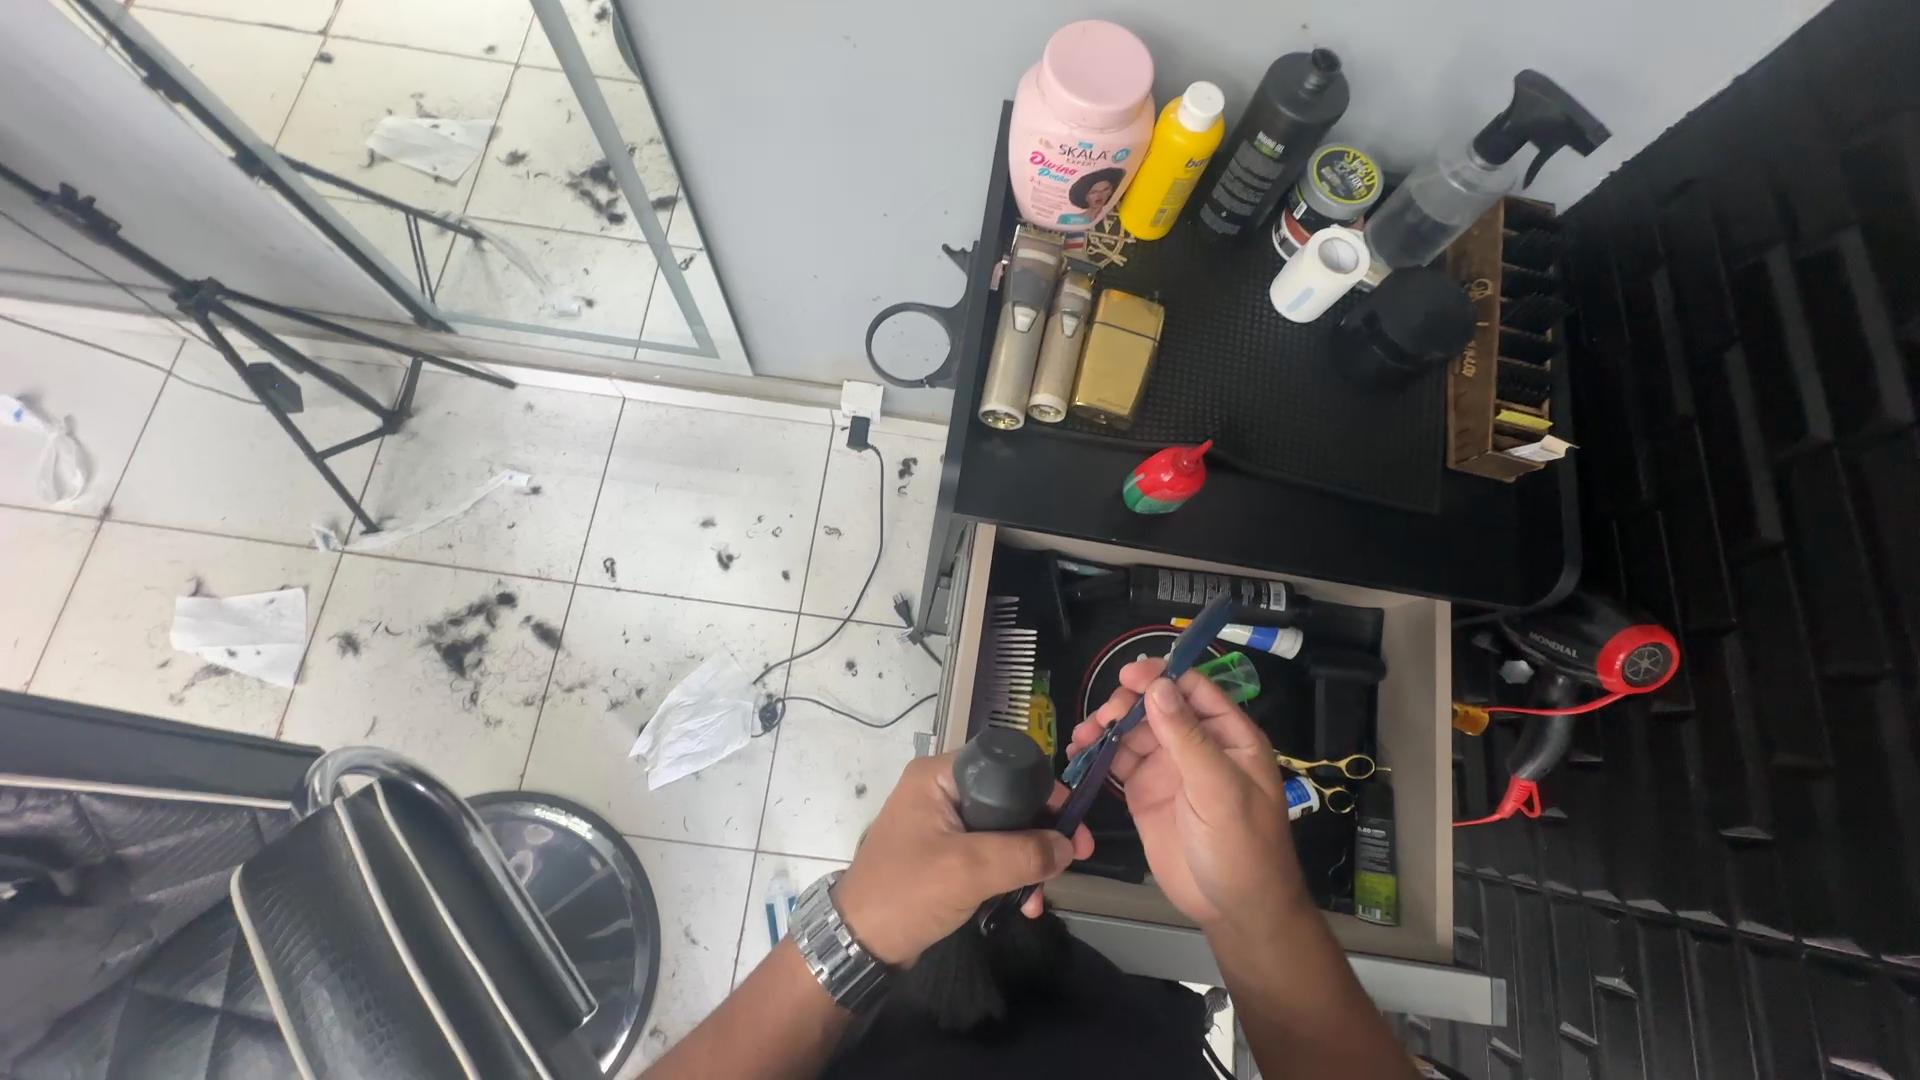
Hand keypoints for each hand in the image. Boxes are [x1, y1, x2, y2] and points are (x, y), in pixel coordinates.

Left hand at [831, 751, 1094, 968]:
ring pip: (1003, 828)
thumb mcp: (969, 871)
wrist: (858, 944)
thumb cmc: (907, 893)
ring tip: (1044, 894)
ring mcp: (942, 822)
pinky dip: (1009, 873)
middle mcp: (941, 789)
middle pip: (1008, 797)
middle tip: (1075, 856)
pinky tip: (1024, 904)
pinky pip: (989, 851)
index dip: (1043, 789)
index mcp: (938, 775)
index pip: (1004, 764)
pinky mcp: (945, 852)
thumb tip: (1068, 845)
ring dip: (1028, 860)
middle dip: (1042, 830)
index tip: (1072, 820)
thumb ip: (1022, 854)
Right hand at [1068, 659, 1306, 928]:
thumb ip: (1187, 738)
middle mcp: (1196, 743)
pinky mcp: (1144, 789)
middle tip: (1105, 717)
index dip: (1161, 677)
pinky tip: (1080, 749)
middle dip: (1127, 703)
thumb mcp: (1220, 791)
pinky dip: (1097, 751)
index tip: (1128, 676)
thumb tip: (1158, 686)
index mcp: (1227, 736)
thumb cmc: (1244, 849)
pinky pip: (1117, 759)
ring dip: (1107, 725)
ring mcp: (1168, 766)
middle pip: (1156, 704)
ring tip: (1085, 734)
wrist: (1233, 911)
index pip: (1193, 688)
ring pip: (1132, 729)